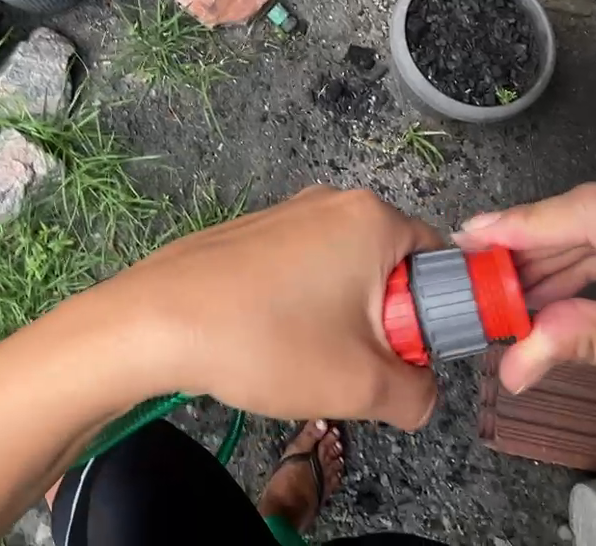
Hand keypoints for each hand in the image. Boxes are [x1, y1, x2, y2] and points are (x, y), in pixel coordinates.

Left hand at [80, 186, 443, 429]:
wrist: (158, 320)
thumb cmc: (270, 341)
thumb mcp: (361, 385)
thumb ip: (417, 395)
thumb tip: (421, 393)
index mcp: (373, 218)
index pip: (438, 259)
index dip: (434, 313)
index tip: (408, 354)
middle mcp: (333, 200)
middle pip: (390, 263)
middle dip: (384, 319)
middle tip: (358, 365)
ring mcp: (288, 210)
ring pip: (344, 268)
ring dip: (342, 315)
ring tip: (306, 356)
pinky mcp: (253, 229)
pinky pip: (302, 265)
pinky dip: (302, 302)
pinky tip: (271, 338)